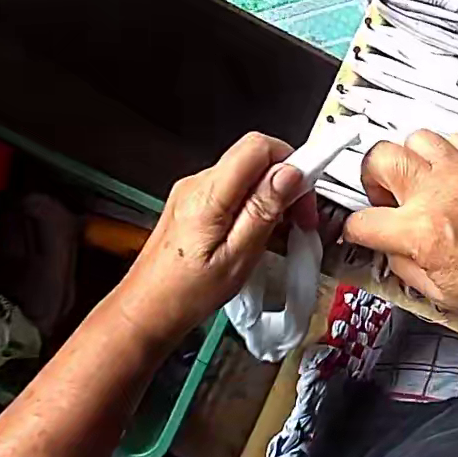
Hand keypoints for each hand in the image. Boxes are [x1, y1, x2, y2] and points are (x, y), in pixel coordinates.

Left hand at [105, 132, 315, 347]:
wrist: (148, 309)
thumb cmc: (187, 292)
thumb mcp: (238, 256)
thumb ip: (264, 210)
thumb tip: (289, 173)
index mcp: (209, 195)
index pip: (258, 147)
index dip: (291, 160)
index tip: (309, 187)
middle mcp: (199, 184)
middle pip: (257, 159)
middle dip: (288, 183)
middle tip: (301, 218)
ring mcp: (195, 191)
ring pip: (249, 175)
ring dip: (274, 197)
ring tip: (282, 231)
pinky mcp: (196, 201)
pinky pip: (236, 189)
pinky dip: (257, 206)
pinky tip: (261, 233)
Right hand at [341, 130, 457, 329]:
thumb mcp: (440, 295)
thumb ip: (403, 266)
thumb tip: (387, 249)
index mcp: (423, 233)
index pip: (362, 221)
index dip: (355, 230)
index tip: (363, 231)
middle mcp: (440, 194)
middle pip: (380, 158)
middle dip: (371, 177)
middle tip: (386, 196)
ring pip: (417, 138)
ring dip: (410, 161)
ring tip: (420, 183)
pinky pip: (454, 138)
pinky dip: (446, 153)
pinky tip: (450, 175)